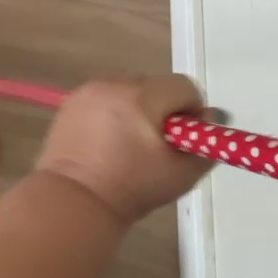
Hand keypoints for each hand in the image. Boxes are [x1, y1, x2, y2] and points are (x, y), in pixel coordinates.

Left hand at [33, 74, 214, 223]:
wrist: (78, 194)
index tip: (185, 135)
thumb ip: (206, 143)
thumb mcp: (184, 172)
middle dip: (163, 108)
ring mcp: (86, 90)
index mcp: (140, 96)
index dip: (191, 110)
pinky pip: (103, 96)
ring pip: (126, 88)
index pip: (182, 85)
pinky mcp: (70, 101)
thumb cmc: (134, 184)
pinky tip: (108, 139)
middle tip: (158, 141)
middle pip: (152, 84)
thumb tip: (208, 118)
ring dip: (137, 106)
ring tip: (131, 141)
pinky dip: (112, 109)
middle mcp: (110, 84)